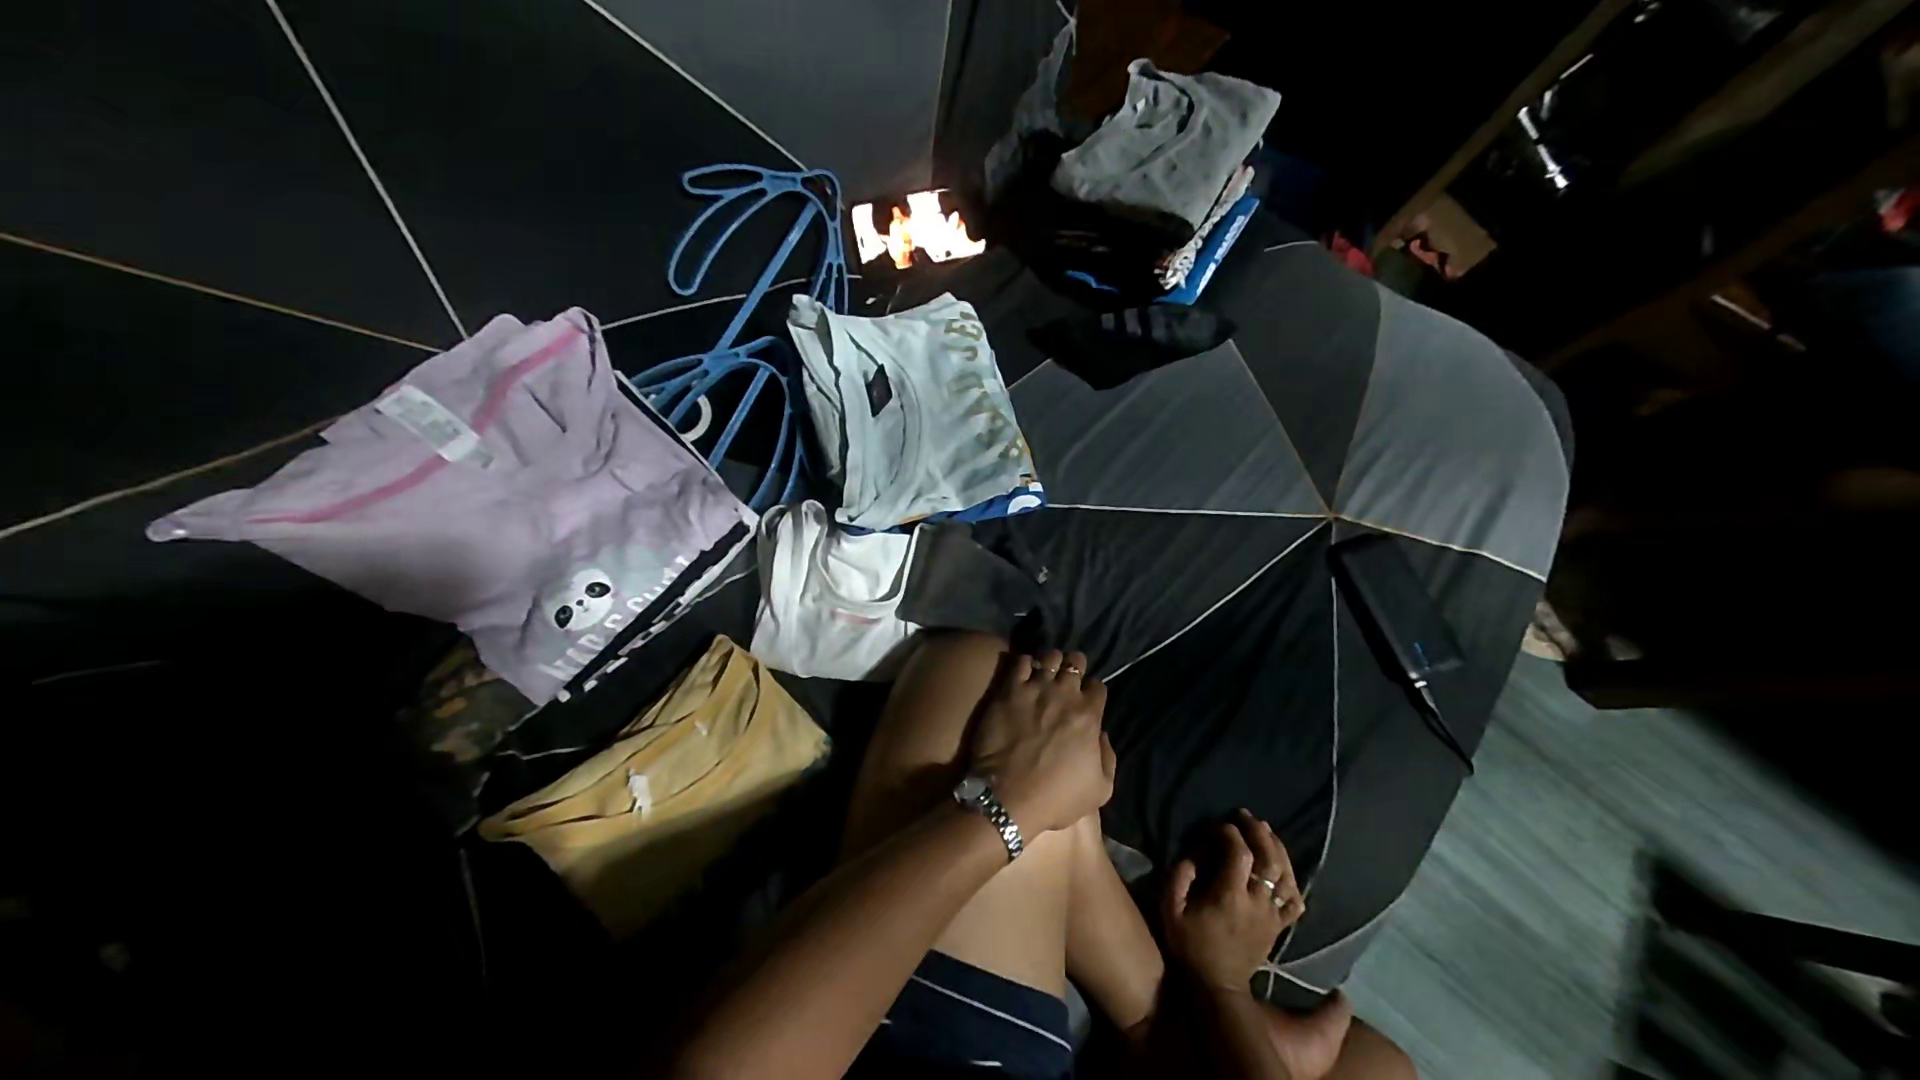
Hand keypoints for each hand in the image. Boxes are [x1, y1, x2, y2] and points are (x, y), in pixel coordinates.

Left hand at [967, 649, 1114, 835]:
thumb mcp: (1100, 790)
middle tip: (1067, 677)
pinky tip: (1022, 674)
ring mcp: (1036, 689)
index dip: (1093, 691)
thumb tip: (1101, 735)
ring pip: (1050, 657)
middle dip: (1074, 666)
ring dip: (1050, 662)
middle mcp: (1065, 695)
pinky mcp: (1009, 690)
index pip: (1098, 687)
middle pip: (1075, 663)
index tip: (1086, 699)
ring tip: (1044, 671)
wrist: (1008, 796)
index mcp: (1089, 716)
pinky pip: (1020, 662)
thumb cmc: (1055, 798)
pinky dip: (1024, 664)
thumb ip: (1108, 758)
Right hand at [1163, 810, 1304, 993]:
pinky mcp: (1279, 927)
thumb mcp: (1171, 910)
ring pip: (1286, 875)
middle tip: (1246, 816)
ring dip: (1278, 848)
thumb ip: (1178, 878)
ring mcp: (1272, 915)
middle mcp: (1257, 903)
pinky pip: (1295, 902)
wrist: (1217, 986)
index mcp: (1230, 896)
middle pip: (1268, 858)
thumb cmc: (1190, 945)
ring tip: (1266, 830)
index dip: (1231, 834)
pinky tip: (1285, 868)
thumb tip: (1193, 856)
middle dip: (1258, 832)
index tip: (1219, 825)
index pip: (1240, 854)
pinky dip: (1293, 881)